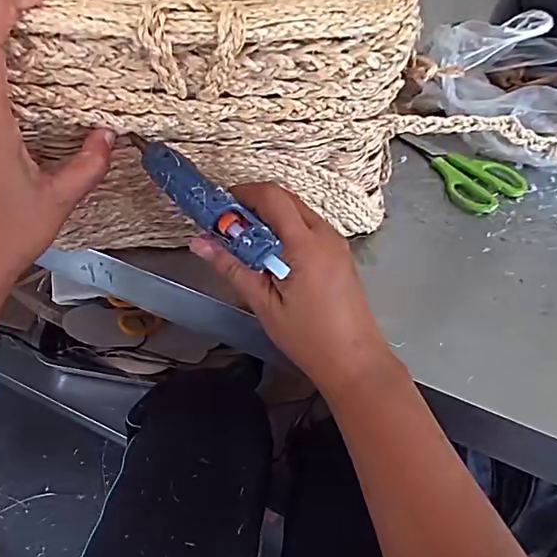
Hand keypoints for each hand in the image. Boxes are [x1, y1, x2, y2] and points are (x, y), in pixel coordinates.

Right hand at [189, 183, 400, 397]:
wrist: (355, 361)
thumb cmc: (310, 338)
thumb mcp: (263, 304)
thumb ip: (232, 267)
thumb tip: (201, 243)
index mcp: (306, 245)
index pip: (271, 197)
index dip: (241, 195)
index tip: (218, 211)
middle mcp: (325, 236)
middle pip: (284, 198)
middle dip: (252, 204)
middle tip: (226, 228)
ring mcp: (336, 243)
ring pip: (296, 211)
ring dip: (268, 218)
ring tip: (245, 246)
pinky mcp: (339, 254)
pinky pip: (307, 227)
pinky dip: (284, 230)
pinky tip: (270, 257)